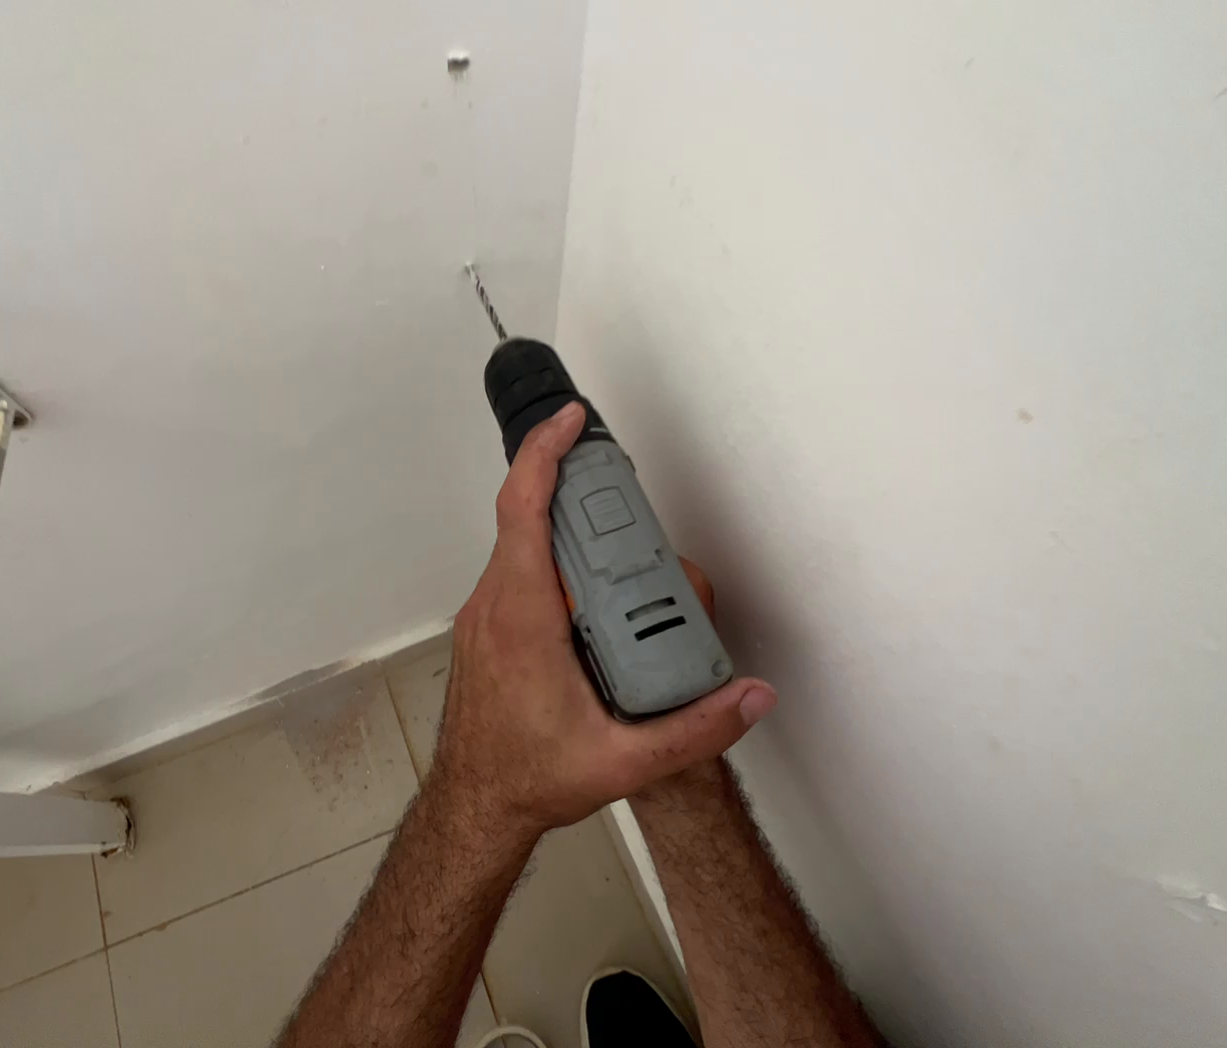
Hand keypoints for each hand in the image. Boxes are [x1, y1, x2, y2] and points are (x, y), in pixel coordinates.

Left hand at [430, 401, 777, 835]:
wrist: (474, 804)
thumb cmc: (530, 779)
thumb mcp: (622, 763)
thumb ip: (694, 730)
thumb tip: (751, 696)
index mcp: (523, 620)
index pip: (523, 512)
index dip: (544, 456)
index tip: (570, 422)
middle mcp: (494, 605)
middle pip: (524, 516)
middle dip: (567, 481)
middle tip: (615, 472)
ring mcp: (483, 614)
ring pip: (518, 542)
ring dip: (559, 521)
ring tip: (613, 529)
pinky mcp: (486, 626)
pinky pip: (514, 568)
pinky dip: (547, 553)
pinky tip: (587, 581)